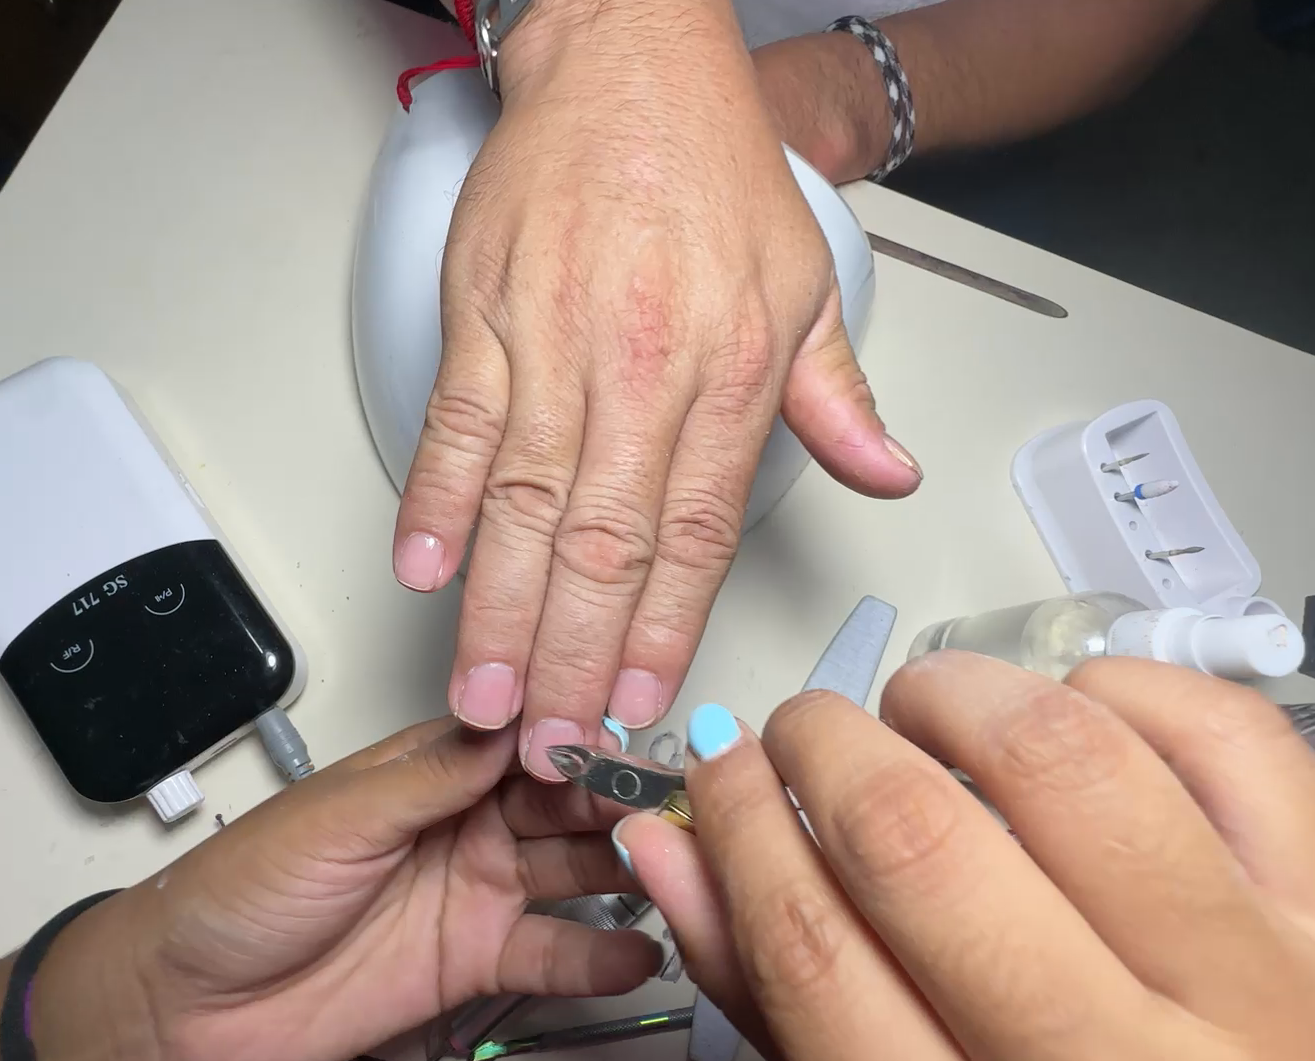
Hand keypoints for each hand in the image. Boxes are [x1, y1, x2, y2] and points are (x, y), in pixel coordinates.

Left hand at [30, 718, 657, 1060]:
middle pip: (567, 804)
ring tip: (674, 875)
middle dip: (619, 805)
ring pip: (573, 870)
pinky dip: (597, 955)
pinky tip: (641, 954)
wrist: (187, 1007)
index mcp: (443, 765)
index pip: (532, 741)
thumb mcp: (343, 815)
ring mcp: (483, 887)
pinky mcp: (477, 956)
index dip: (584, 743)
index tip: (637, 750)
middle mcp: (476, 818)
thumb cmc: (248, 885)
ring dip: (624, 871)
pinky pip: (550, 951)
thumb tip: (514, 721)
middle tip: (672, 814)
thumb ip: (434, 776)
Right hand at [390, 0, 922, 779]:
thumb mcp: (807, 287)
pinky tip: (427, 571)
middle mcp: (640, 369)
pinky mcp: (483, 313)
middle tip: (547, 739)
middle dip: (570, 655)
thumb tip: (887, 475)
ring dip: (499, 609)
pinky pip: (457, 423)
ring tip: (484, 693)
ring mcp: (552, 342)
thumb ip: (840, 401)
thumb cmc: (713, 177)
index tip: (638, 704)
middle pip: (602, 544)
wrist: (631, 67)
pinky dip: (435, 501)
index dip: (664, 634)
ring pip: (522, 504)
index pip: (696, 538)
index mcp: (728, 375)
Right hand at [620, 655, 1314, 1060]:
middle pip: (922, 842)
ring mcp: (1289, 1008)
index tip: (719, 760)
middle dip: (825, 745)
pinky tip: (1071, 710)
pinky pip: (1227, 736)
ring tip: (921, 705)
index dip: (741, 824)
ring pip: (1063, 759)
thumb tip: (662, 838)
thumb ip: (758, 975)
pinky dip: (1119, 686)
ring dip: (954, 694)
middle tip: (807, 729)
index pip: (815, 949)